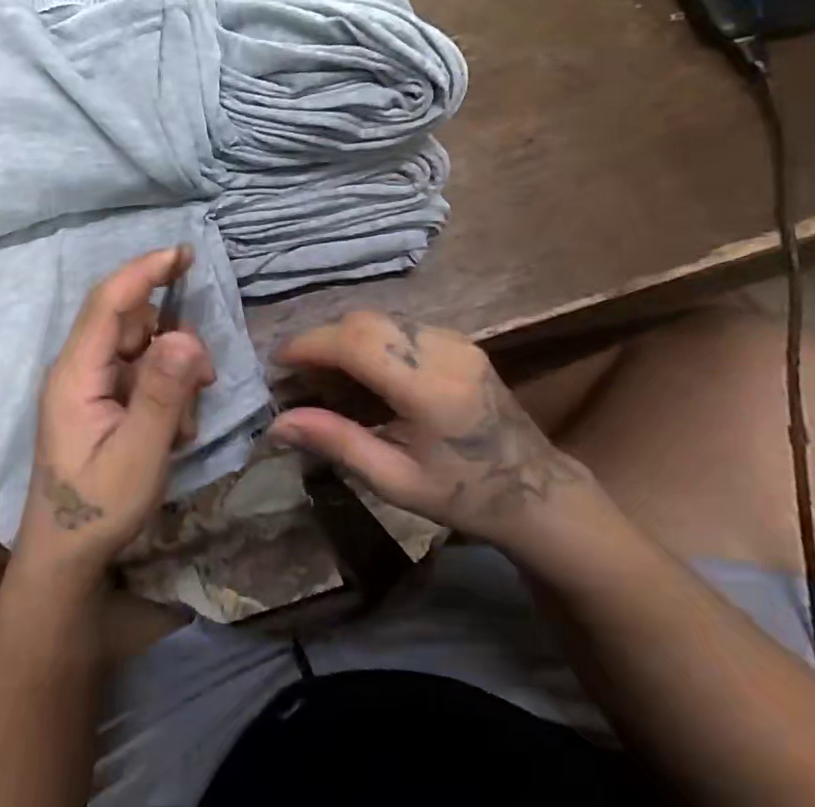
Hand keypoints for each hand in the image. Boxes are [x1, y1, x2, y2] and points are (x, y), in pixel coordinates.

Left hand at [17, 247, 214, 580]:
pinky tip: (171, 434)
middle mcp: (77, 369)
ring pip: (142, 351)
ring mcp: (88, 386)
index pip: (108, 303)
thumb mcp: (139, 454)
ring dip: (172, 376)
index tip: (183, 253)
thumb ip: (163, 394)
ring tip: (181, 427)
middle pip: (131, 325)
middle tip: (202, 384)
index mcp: (75, 373)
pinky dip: (164, 395)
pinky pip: (140, 377)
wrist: (66, 553)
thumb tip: (184, 335)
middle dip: (173, 344)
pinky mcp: (100, 402)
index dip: (143, 271)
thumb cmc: (98, 506)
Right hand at [269, 311, 594, 549]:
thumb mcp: (393, 481)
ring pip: (379, 319)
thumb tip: (276, 424)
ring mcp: (456, 341)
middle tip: (297, 374)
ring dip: (342, 339)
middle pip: (364, 322)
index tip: (277, 363)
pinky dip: (366, 340)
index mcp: (431, 390)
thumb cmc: (463, 495)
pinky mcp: (459, 341)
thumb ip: (335, 442)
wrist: (537, 493)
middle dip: (321, 341)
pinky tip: (359, 372)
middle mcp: (445, 352)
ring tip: (323, 375)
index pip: (357, 343)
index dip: (309, 345)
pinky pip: (397, 327)